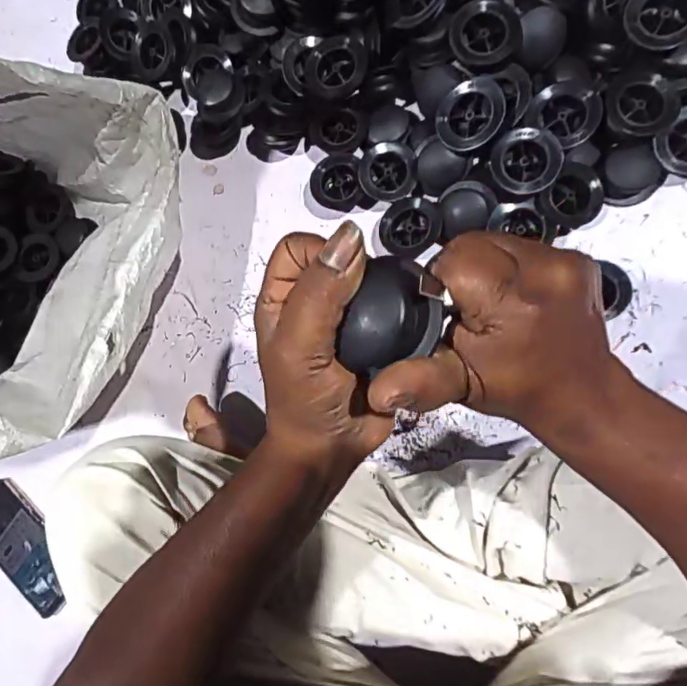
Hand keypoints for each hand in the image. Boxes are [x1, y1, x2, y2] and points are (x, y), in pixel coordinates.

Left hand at [245, 222, 458, 470]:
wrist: (334, 447)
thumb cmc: (303, 401)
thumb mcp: (299, 345)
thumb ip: (319, 292)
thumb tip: (350, 238)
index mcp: (282, 299)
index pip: (300, 246)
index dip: (322, 253)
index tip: (342, 281)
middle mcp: (313, 302)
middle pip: (340, 257)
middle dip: (359, 270)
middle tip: (369, 305)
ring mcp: (347, 319)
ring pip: (372, 280)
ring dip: (386, 291)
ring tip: (388, 317)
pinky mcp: (378, 334)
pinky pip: (396, 307)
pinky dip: (403, 310)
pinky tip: (403, 325)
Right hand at [390, 231, 638, 438]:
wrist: (578, 393)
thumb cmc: (521, 388)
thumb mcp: (460, 384)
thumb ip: (418, 379)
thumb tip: (380, 390)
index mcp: (511, 300)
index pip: (454, 256)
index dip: (441, 281)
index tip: (450, 309)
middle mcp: (544, 272)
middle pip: (474, 242)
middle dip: (462, 272)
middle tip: (470, 310)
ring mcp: (564, 263)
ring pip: (499, 240)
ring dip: (488, 268)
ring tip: (493, 304)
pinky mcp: (576, 259)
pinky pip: (526, 247)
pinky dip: (513, 268)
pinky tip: (516, 298)